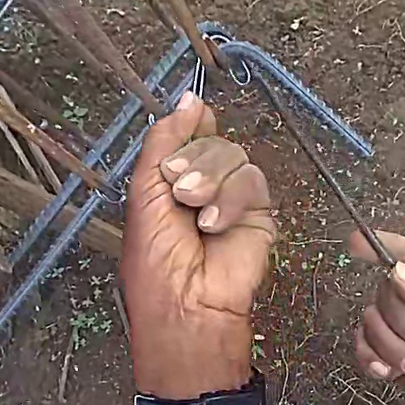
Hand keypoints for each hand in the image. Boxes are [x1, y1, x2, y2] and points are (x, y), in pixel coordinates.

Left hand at [122, 94, 276, 397]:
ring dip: (211, 179)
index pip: (187, 136)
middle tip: (180, 191)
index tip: (190, 123)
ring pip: (234, 156)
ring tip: (196, 212)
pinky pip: (252, 181)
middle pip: (211, 141)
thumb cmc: (156, 260)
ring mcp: (233, 200)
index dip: (188, 128)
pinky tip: (216, 224)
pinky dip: (233, 197)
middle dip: (194, 161)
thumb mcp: (145, 194)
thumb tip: (190, 98)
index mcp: (172, 182)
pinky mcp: (260, 214)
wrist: (189, 305)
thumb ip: (164, 143)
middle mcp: (204, 186)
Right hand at [348, 230, 404, 404]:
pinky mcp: (394, 357)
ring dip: (393, 348)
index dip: (385, 247)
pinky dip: (373, 359)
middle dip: (404, 324)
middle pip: (387, 293)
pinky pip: (364, 347)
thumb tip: (400, 273)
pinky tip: (393, 371)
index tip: (357, 243)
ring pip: (372, 321)